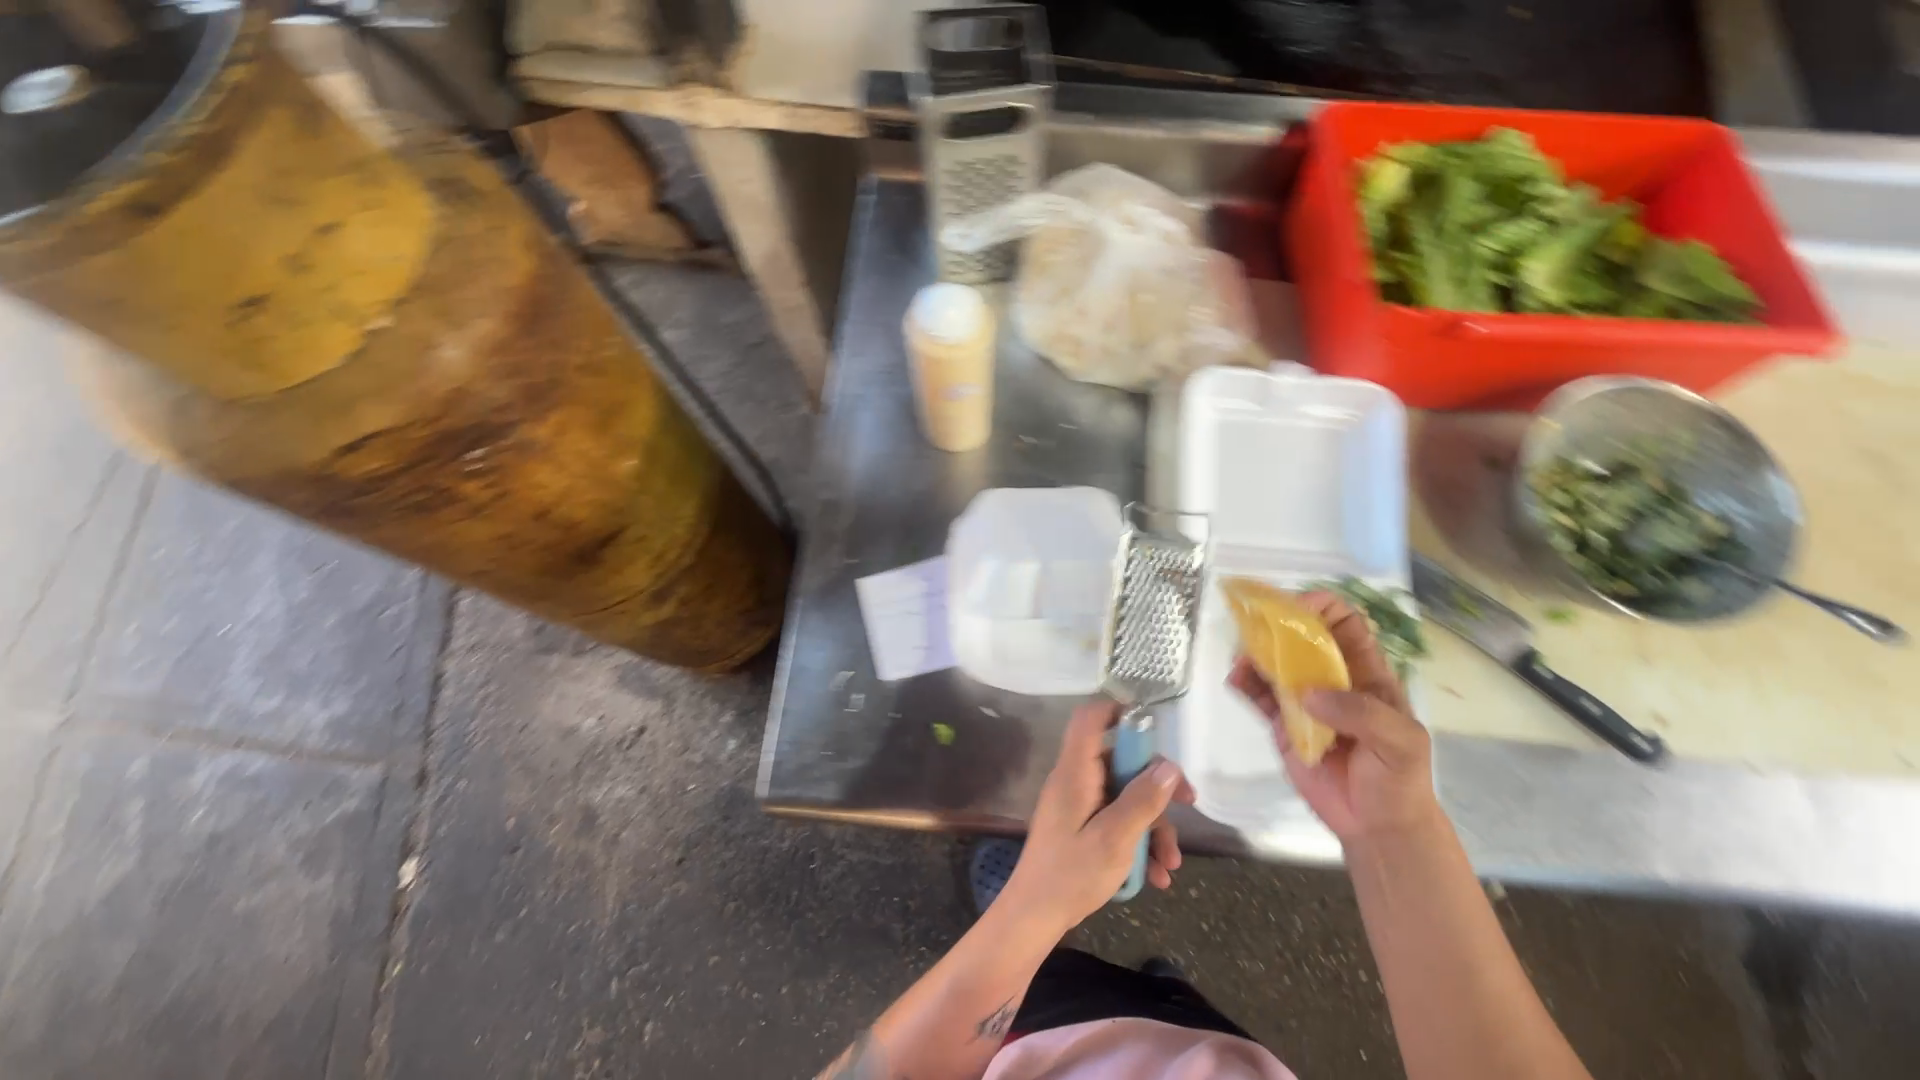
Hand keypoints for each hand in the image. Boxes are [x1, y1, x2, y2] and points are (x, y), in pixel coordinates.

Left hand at [1000, 702, 1194, 936]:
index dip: (1119, 712)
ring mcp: (1079, 805)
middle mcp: (1075, 781)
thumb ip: (1142, 800)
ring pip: (1125, 796)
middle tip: (1188, 803)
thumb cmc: (1071, 874)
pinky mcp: (1082, 827)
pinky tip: (1156, 876)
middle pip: (1120, 760)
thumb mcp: (1115, 839)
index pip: (1089, 719)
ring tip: (1171, 864)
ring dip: (1153, 826)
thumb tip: (1168, 766)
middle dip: (1157, 784)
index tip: (1154, 728)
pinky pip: (1117, 820)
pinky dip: (1139, 842)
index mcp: (1075, 773)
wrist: (1034, 916)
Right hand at [1228, 590, 1442, 845]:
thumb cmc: (1399, 779)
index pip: (1345, 624)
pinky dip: (1245, 684)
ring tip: (1242, 658)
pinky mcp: (1282, 725)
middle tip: (1254, 627)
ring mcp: (1305, 701)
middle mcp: (1332, 680)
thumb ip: (1361, 714)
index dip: (1322, 607)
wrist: (1377, 827)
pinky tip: (1236, 680)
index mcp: (1366, 673)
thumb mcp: (1400, 742)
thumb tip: (1308, 694)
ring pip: (1276, 664)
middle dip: (1278, 626)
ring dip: (1255, 653)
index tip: (1296, 609)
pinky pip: (1260, 697)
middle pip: (1302, 637)